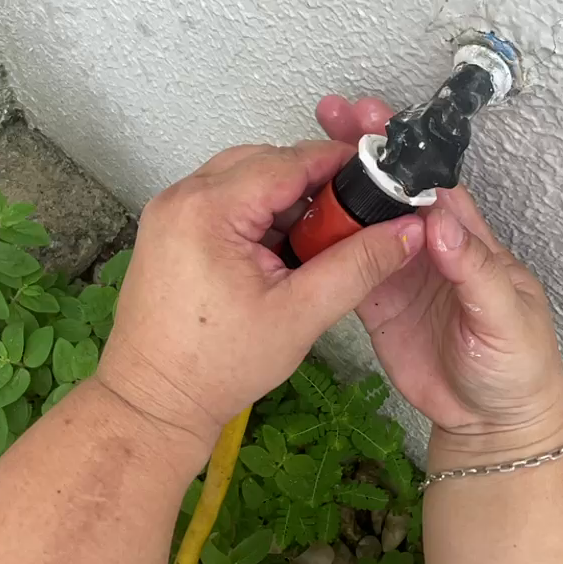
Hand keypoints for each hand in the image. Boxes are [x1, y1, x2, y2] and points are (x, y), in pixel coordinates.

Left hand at [94, 141, 425, 466]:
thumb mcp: (300, 315)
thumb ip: (358, 266)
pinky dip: (255, 213)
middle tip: (348, 219)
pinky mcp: (167, 230)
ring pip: (241, 178)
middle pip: (262, 162)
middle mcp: (181, 197)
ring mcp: (168, 212)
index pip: (286, 161)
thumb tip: (408, 232)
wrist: (153, 401)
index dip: (337, 164)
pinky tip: (278, 250)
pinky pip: (221, 200)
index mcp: (208, 208)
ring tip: (315, 240)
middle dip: (310, 183)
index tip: (377, 178)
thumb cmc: (221, 365)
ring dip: (282, 199)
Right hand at [315, 96, 562, 468]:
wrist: (488, 419)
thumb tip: (441, 223)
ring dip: (336, 190)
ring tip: (302, 159)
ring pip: (362, 223)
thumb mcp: (506, 317)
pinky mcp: (375, 302)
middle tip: (331, 115)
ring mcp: (398, 273)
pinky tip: (297, 223)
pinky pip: (345, 267)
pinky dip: (322, 246)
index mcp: (467, 239)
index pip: (433, 183)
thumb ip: (475, 271)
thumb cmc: (516, 363)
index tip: (376, 120)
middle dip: (363, 152)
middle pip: (391, 191)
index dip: (404, 151)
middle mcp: (428, 247)